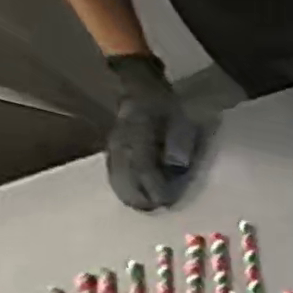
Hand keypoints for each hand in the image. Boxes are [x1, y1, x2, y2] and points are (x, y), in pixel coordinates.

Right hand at [105, 54, 199, 210]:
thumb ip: (178, 143)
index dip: (156, 190)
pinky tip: (137, 197)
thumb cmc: (165, 107)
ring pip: (118, 182)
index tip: (167, 201)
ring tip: (150, 205)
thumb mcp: (180, 120)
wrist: (140, 87)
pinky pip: (115, 177)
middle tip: (160, 206)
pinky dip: (125, 190)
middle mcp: (121, 144)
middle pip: (127, 182)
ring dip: (134, 198)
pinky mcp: (112, 152)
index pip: (144, 170)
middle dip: (145, 200)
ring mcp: (114, 148)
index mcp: (137, 135)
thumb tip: (175, 165)